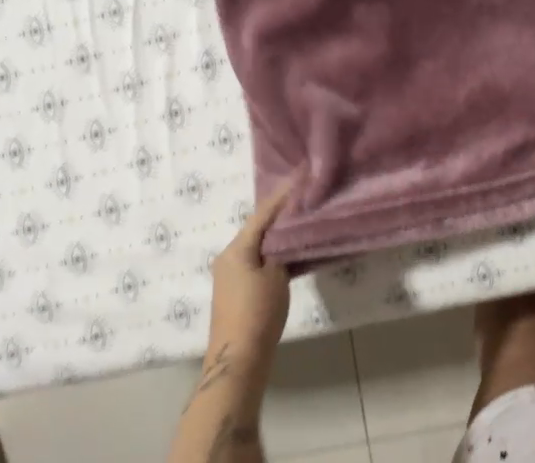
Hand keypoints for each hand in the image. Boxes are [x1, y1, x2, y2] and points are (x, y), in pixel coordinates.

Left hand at [207, 178, 298, 370]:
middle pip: (258, 227)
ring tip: (302, 219)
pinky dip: (274, 251)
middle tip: (306, 196)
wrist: (238, 359)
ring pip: (258, 244)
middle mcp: (228, 256)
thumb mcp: (276, 276)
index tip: (301, 175)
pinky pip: (257, 260)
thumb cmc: (258, 312)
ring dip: (278, 233)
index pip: (263, 212)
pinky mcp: (236, 290)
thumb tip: (287, 234)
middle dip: (281, 212)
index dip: (283, 194)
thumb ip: (281, 249)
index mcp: (236, 248)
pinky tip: (291, 249)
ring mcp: (230, 274)